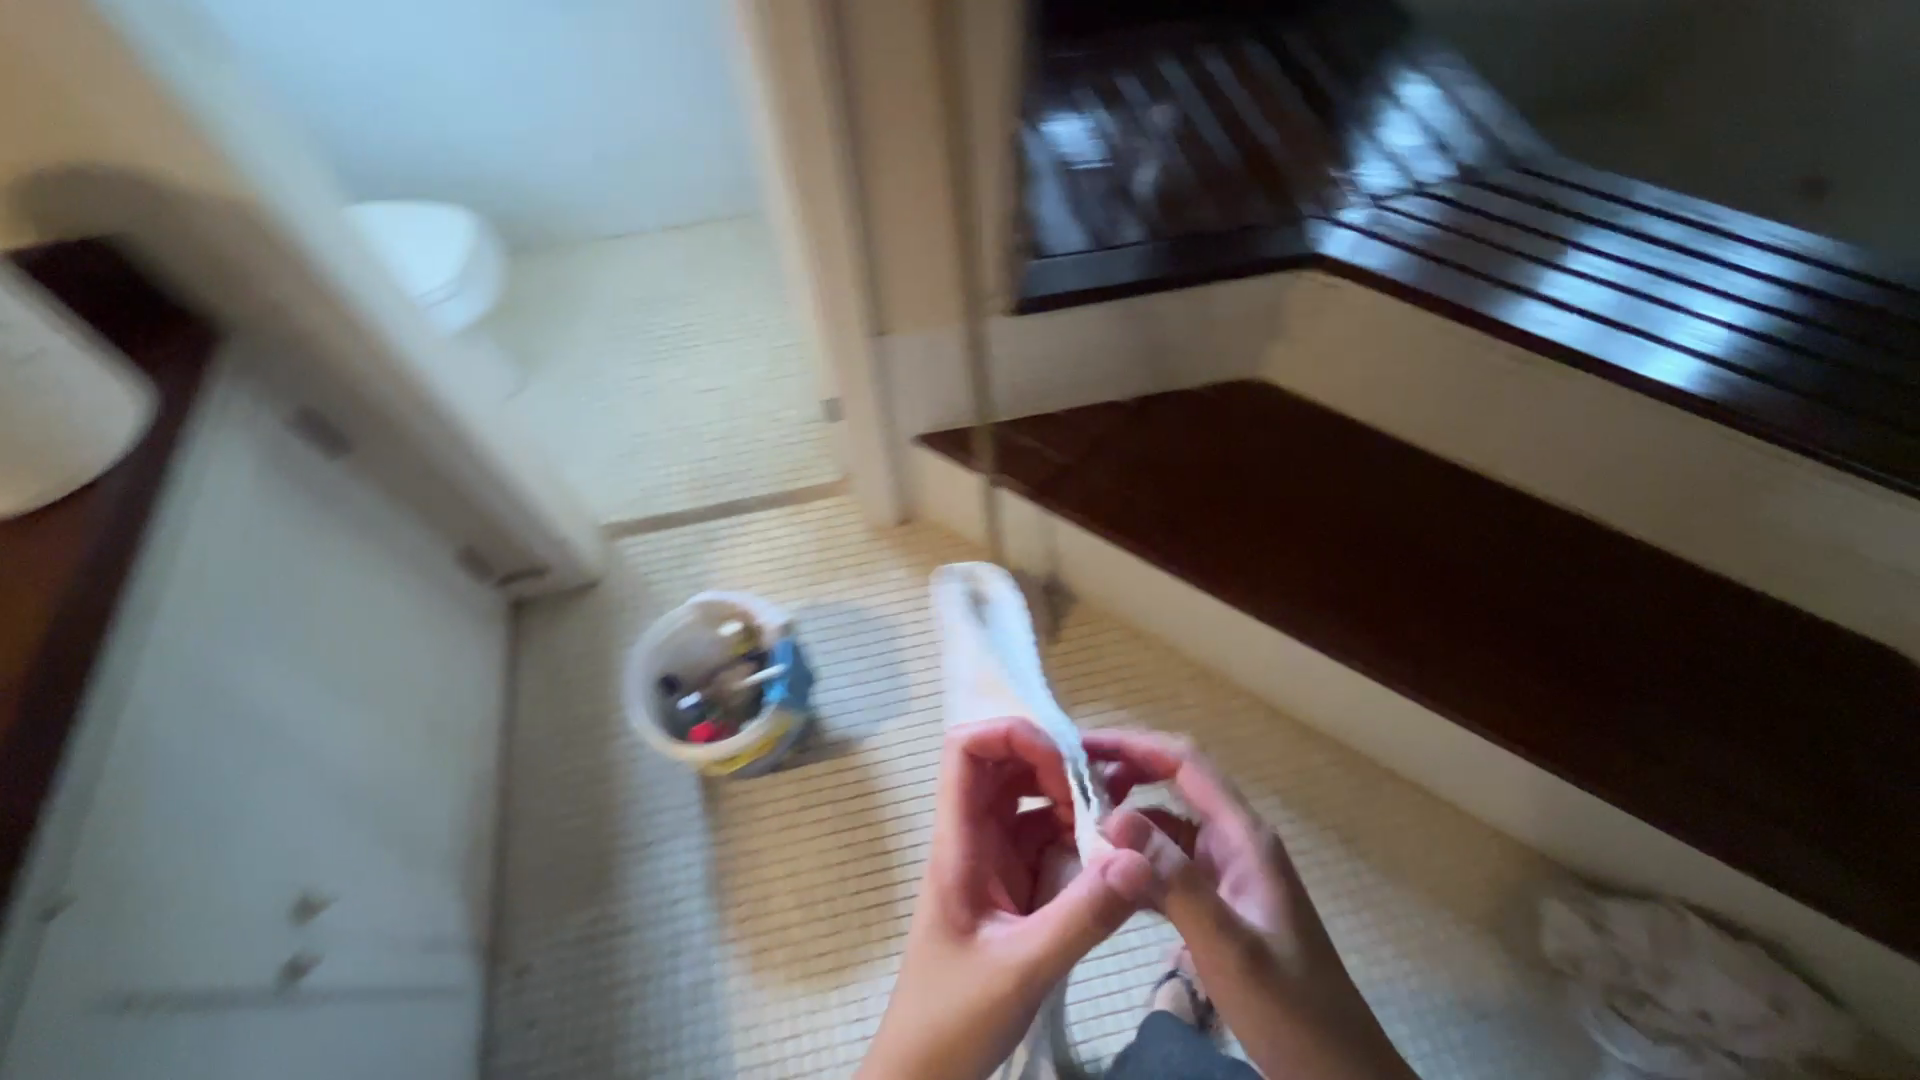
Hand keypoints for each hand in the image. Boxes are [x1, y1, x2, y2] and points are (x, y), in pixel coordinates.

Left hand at [857, 720, 1158, 1079]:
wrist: (925, 1071)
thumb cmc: (953, 1018)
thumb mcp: (1023, 969)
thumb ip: (1082, 917)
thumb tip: (1140, 859)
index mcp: (958, 844)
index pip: (965, 752)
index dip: (1009, 734)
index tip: (1063, 759)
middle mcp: (974, 840)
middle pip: (1004, 767)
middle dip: (1054, 762)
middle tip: (1106, 788)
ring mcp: (994, 863)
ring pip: (1030, 803)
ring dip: (1071, 799)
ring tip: (1120, 814)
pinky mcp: (1014, 890)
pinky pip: (1047, 842)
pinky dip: (1078, 837)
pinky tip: (1112, 854)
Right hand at [1087, 730, 1419, 1079]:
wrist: (1336, 1072)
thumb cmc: (1290, 1008)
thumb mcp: (1228, 945)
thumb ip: (1173, 881)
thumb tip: (1114, 818)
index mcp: (1244, 838)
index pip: (1186, 764)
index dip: (1134, 745)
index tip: (1080, 745)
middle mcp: (1234, 844)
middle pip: (1174, 786)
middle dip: (1124, 776)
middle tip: (1068, 786)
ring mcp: (1226, 876)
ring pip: (1167, 829)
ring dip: (1125, 824)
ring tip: (1072, 828)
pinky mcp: (1217, 906)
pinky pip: (1168, 869)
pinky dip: (1135, 865)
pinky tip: (1102, 879)